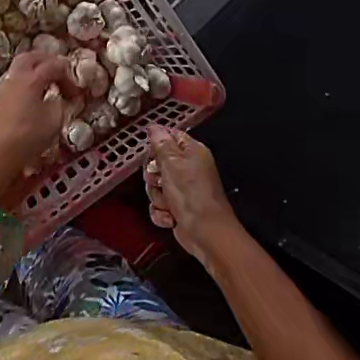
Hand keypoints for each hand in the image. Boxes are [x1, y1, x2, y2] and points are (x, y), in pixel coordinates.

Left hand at [0, 52, 72, 184]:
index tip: (76, 90)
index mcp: (32, 78)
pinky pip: (14, 80)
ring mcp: (3, 86)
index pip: (54, 65)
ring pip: (20, 67)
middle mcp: (16, 76)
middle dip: (49, 61)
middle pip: (33, 57)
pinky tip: (33, 96)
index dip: (69, 74)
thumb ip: (60, 103)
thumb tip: (57, 98)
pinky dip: (26, 81)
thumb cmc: (27, 135)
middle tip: (61, 74)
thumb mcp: (54, 120)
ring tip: (47, 85)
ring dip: (35, 70)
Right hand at [143, 125, 242, 266]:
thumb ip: (160, 143)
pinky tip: (171, 217)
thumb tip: (154, 127)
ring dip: (157, 198)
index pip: (168, 138)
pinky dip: (161, 213)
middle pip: (157, 164)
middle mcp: (188, 169)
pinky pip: (158, 206)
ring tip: (169, 204)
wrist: (206, 233)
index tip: (153, 157)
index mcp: (191, 152)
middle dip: (153, 177)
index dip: (156, 147)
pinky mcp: (178, 209)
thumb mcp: (172, 163)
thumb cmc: (192, 195)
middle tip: (160, 182)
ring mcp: (183, 190)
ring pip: (155, 187)